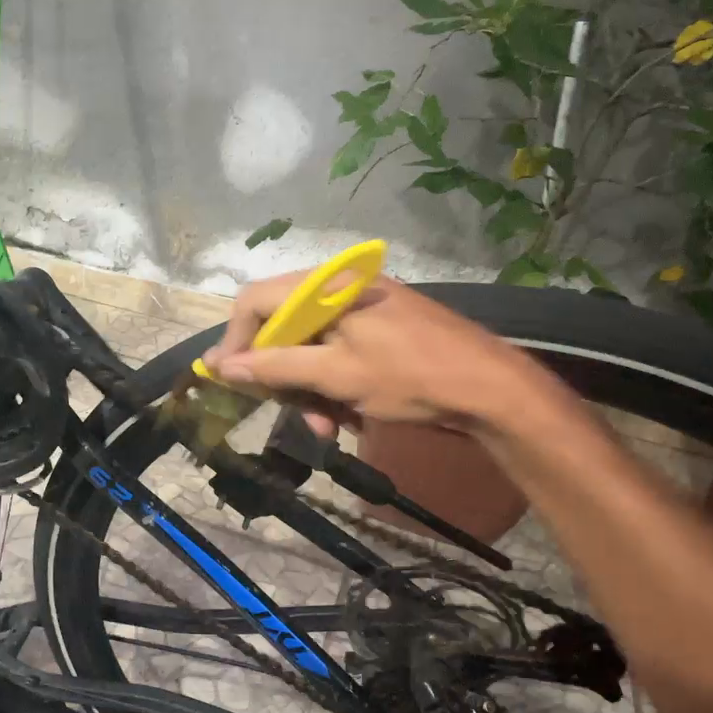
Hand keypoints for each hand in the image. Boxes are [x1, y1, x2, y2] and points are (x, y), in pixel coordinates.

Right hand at [202, 273, 544, 437]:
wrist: (490, 386)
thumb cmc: (410, 376)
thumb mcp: (336, 375)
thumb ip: (276, 367)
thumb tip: (222, 366)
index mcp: (326, 284)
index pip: (255, 301)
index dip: (236, 341)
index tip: (230, 381)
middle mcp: (338, 286)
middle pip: (281, 326)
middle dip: (280, 376)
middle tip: (288, 413)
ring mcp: (360, 306)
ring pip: (308, 346)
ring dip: (308, 389)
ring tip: (326, 427)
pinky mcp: (378, 327)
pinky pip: (336, 351)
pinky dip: (333, 384)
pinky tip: (347, 416)